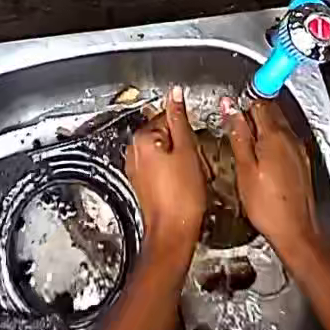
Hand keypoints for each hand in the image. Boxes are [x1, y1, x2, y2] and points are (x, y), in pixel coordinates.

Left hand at [125, 85, 208, 258]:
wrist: (173, 236)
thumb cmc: (181, 198)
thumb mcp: (187, 151)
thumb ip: (180, 120)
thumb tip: (175, 94)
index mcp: (142, 139)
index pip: (168, 118)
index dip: (187, 132)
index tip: (196, 146)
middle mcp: (134, 151)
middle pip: (166, 135)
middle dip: (184, 147)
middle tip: (196, 165)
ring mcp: (136, 169)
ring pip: (165, 153)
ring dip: (181, 161)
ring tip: (192, 178)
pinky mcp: (143, 184)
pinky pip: (161, 169)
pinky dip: (174, 174)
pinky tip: (185, 187)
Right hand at [223, 95, 318, 253]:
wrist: (296, 234)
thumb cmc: (268, 206)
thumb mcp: (244, 168)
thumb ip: (238, 133)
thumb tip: (229, 107)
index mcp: (274, 136)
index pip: (259, 102)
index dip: (242, 102)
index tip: (231, 107)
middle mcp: (290, 139)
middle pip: (270, 111)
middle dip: (252, 112)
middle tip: (235, 124)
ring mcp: (298, 151)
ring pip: (278, 125)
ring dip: (262, 126)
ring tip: (245, 142)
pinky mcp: (301, 163)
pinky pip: (284, 140)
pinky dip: (271, 141)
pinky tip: (261, 158)